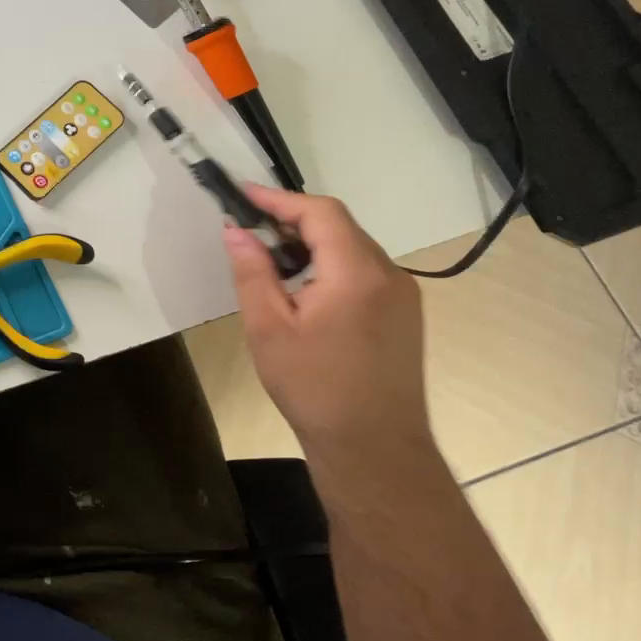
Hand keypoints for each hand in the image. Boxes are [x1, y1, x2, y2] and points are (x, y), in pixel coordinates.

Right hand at [222, 185, 431, 454]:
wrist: (374, 447)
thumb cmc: (314, 386)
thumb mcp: (268, 327)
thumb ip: (253, 272)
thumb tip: (236, 230)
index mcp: (357, 274)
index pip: (322, 213)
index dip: (280, 198)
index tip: (242, 194)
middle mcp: (390, 276)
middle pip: (340, 226)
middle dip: (292, 218)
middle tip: (247, 225)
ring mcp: (403, 296)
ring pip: (353, 247)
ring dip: (311, 241)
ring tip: (268, 254)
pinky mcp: (404, 315)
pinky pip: (364, 270)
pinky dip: (329, 262)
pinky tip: (301, 284)